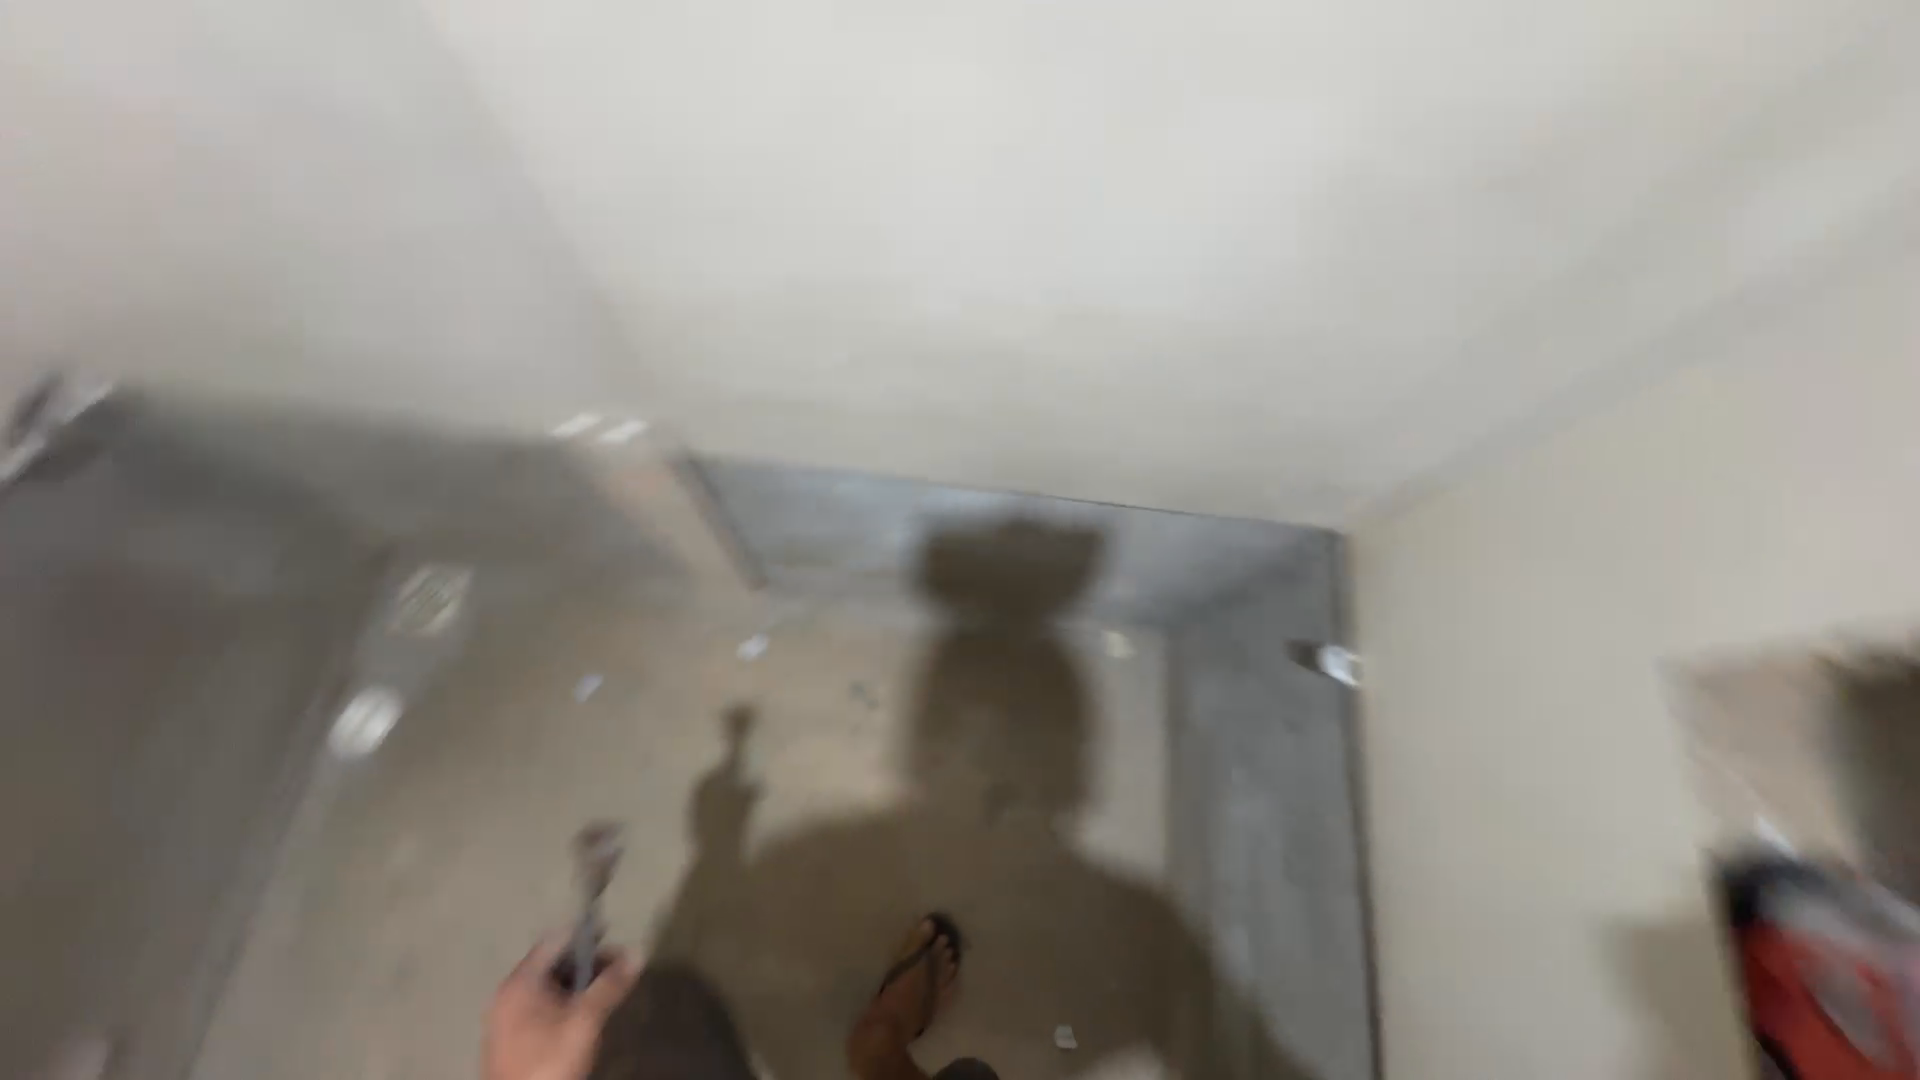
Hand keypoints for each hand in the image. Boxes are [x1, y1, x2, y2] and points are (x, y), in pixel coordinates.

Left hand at [484, 934, 638, 1079]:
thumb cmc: (550, 1060)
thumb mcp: (586, 1019)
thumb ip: (611, 984)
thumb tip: (637, 953)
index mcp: (520, 982)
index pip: (555, 941)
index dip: (584, 934)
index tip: (612, 933)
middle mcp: (509, 994)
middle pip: (553, 963)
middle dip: (587, 961)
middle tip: (618, 967)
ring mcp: (507, 1018)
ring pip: (550, 986)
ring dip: (579, 983)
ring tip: (607, 990)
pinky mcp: (512, 1039)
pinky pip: (543, 1005)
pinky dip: (566, 1001)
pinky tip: (585, 1013)